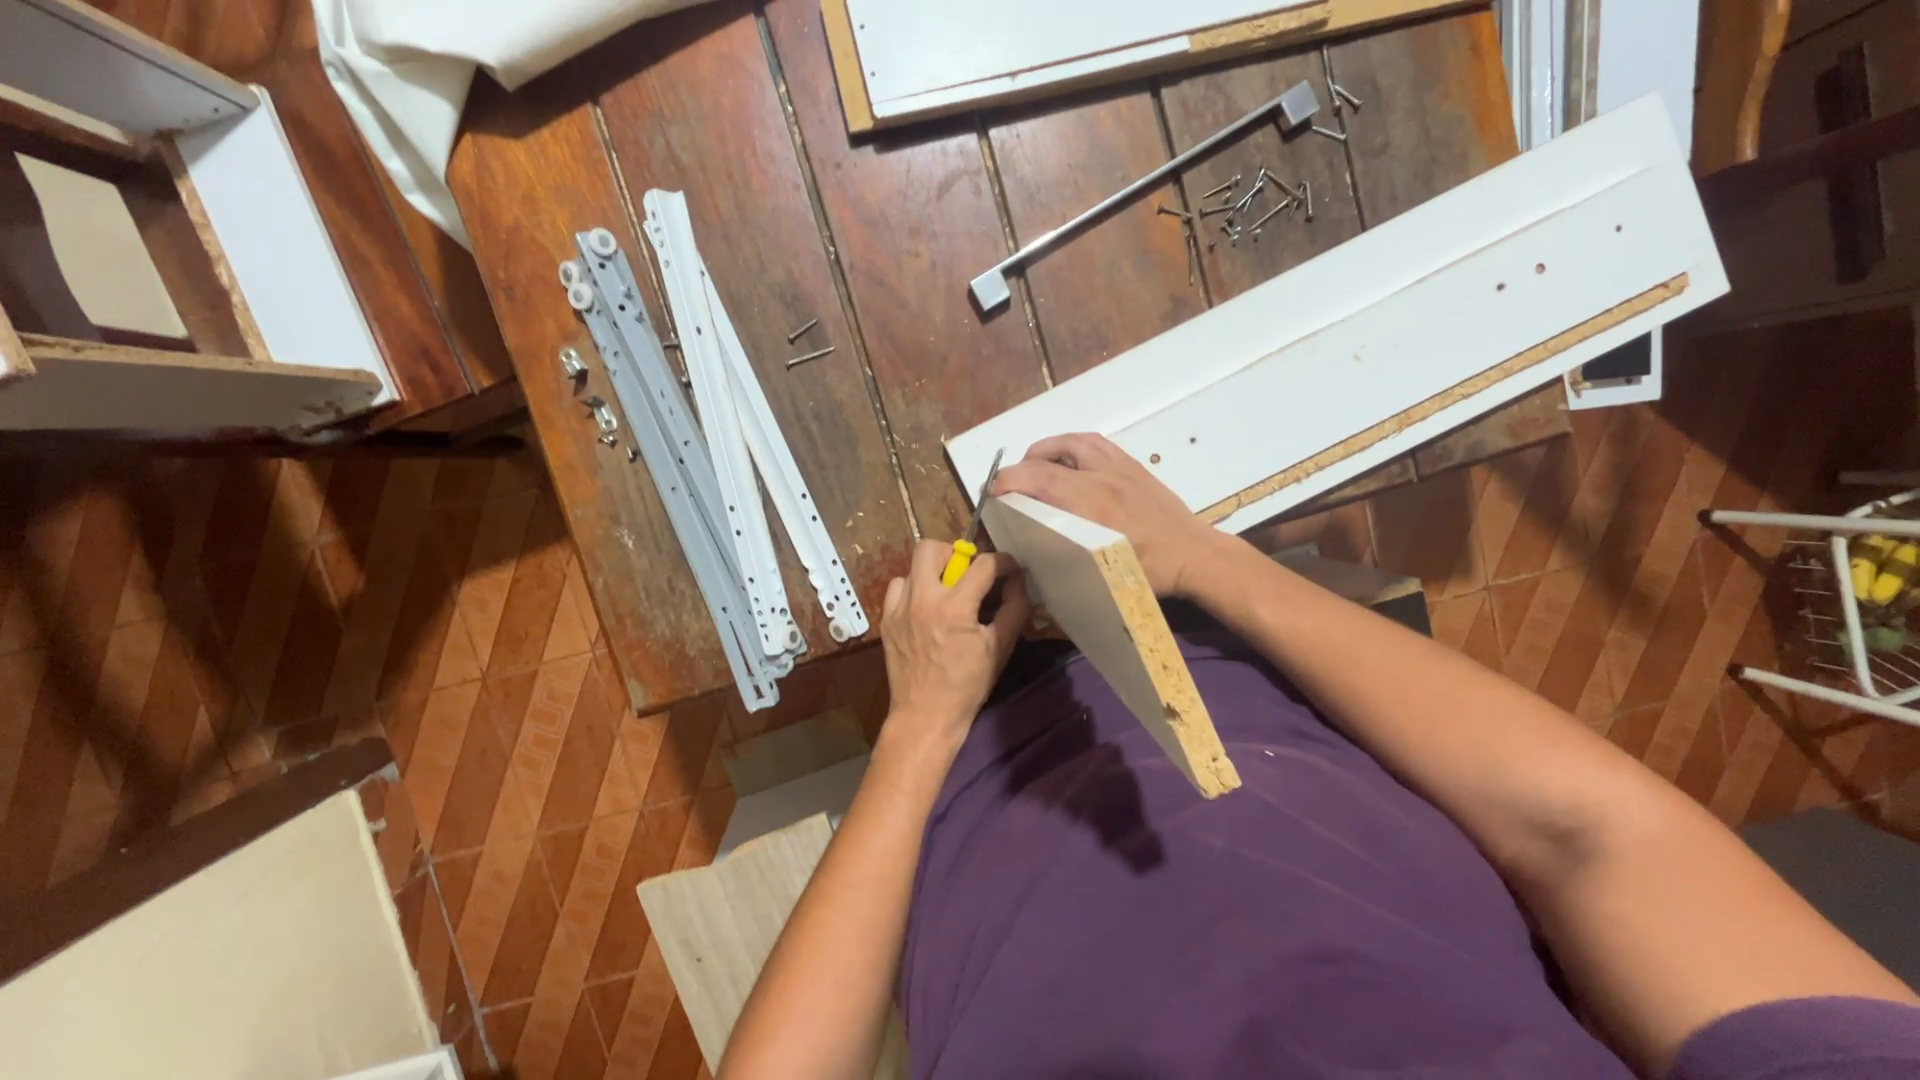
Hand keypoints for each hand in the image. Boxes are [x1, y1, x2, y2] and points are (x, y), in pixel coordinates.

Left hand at [879, 540, 1032, 757]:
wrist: (925, 715)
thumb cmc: (967, 685)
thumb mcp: (999, 648)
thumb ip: (1013, 610)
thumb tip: (1019, 583)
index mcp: (954, 608)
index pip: (983, 564)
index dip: (1003, 561)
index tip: (1010, 569)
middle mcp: (922, 600)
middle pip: (932, 547)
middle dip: (955, 553)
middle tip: (967, 573)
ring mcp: (899, 609)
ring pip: (912, 566)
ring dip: (932, 572)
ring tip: (945, 593)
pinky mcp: (886, 620)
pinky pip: (897, 588)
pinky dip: (912, 590)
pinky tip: (924, 608)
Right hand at [992, 433, 1221, 597]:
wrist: (1196, 555)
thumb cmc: (1152, 572)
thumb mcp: (1105, 577)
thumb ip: (1067, 571)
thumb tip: (1034, 580)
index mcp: (1093, 506)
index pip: (1039, 479)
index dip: (1008, 481)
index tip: (993, 493)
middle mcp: (1103, 479)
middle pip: (1050, 458)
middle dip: (1021, 468)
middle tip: (1010, 485)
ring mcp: (1120, 468)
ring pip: (1073, 442)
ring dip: (1047, 450)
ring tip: (1035, 465)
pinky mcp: (1132, 466)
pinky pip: (1095, 444)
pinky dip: (1072, 448)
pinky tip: (1068, 462)